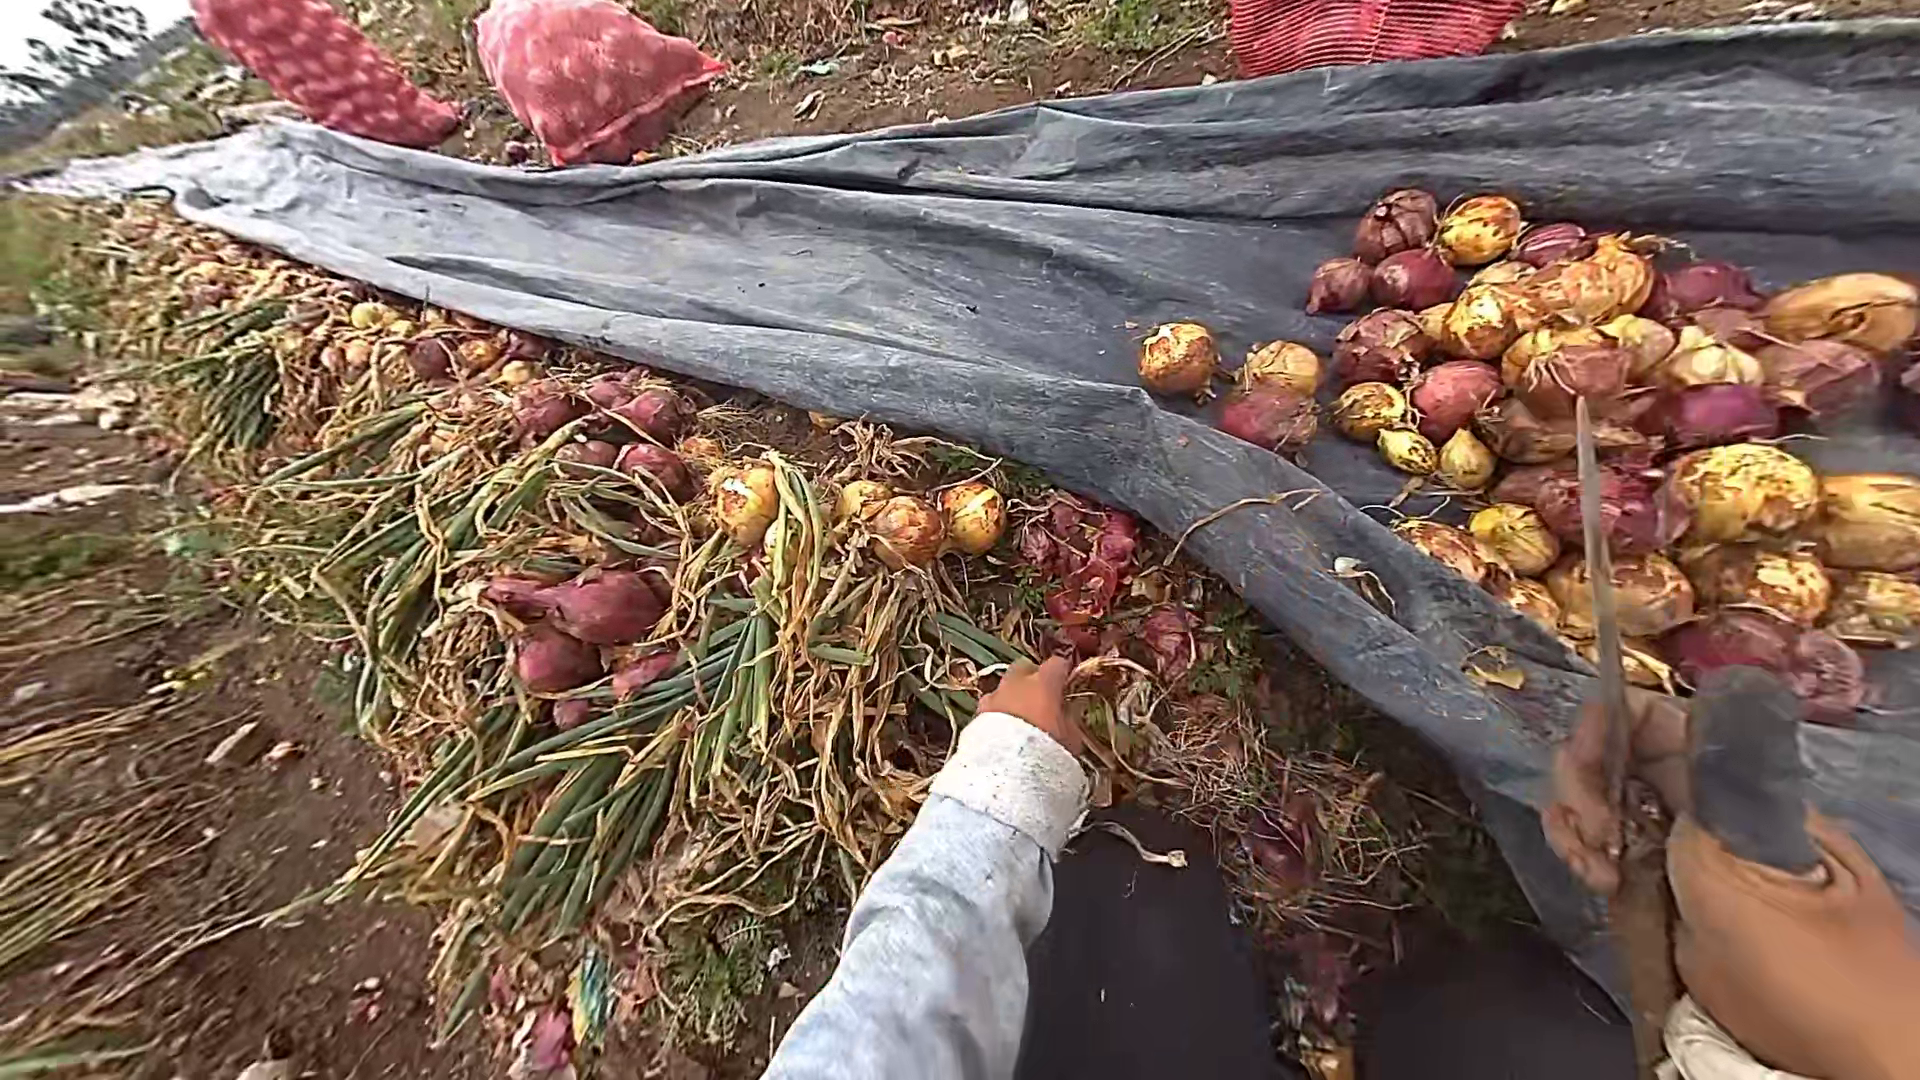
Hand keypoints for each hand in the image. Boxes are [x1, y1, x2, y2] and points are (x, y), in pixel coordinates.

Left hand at [977, 657, 1081, 754]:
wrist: (1005, 771)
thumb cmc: (1046, 752)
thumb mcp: (1070, 740)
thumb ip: (1068, 721)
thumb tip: (1066, 714)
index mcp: (1043, 684)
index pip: (1056, 664)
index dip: (1062, 670)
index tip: (1067, 678)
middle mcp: (1015, 683)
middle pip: (1024, 667)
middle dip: (1032, 676)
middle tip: (1041, 695)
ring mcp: (993, 696)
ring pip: (1003, 687)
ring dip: (1011, 695)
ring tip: (1019, 716)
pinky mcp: (977, 714)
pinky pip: (990, 706)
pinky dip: (997, 712)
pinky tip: (1002, 730)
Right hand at [1547, 691, 1919, 1076]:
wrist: (1822, 1056)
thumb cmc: (1800, 951)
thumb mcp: (1754, 857)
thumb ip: (1722, 775)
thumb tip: (1737, 682)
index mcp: (1732, 786)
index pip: (1650, 718)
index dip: (1604, 725)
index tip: (1586, 761)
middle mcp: (1695, 801)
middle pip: (1602, 756)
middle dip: (1579, 787)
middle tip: (1596, 833)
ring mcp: (1665, 839)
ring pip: (1584, 797)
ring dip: (1572, 826)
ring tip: (1596, 871)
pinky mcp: (1641, 873)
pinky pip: (1584, 838)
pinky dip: (1574, 851)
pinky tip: (1595, 881)